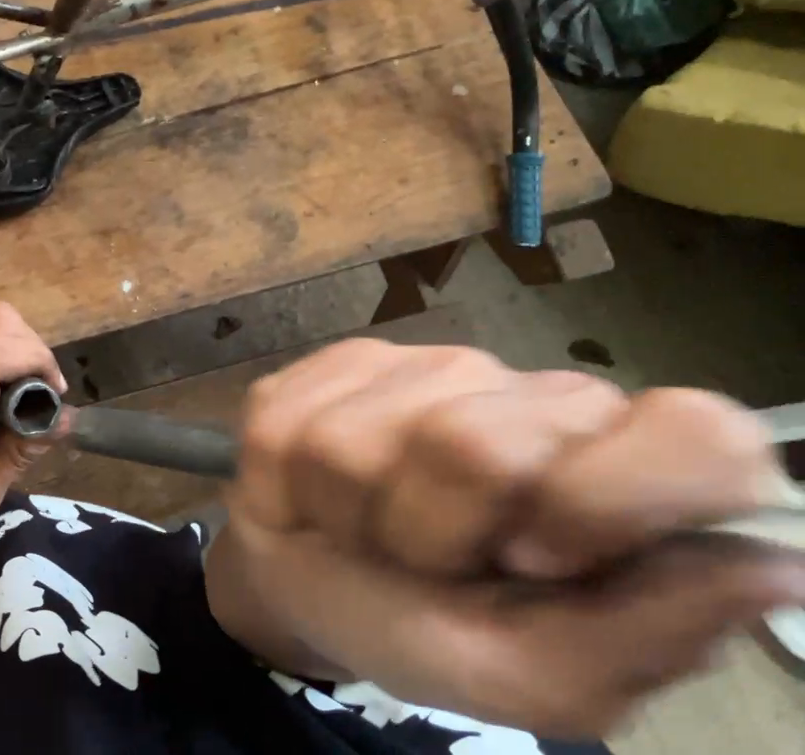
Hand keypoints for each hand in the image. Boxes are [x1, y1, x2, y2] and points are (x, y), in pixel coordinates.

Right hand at [206, 338, 804, 737]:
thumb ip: (644, 633)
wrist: (305, 590)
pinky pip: (284, 423)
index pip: (692, 432)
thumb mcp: (539, 675)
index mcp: (625, 476)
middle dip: (424, 531)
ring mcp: (423, 367)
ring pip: (360, 439)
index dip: (606, 497)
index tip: (535, 560)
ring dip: (351, 515)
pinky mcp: (329, 363)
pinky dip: (286, 487)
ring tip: (363, 533)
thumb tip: (775, 567)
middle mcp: (538, 400)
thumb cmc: (429, 634)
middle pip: (473, 444)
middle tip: (426, 564)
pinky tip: (309, 498)